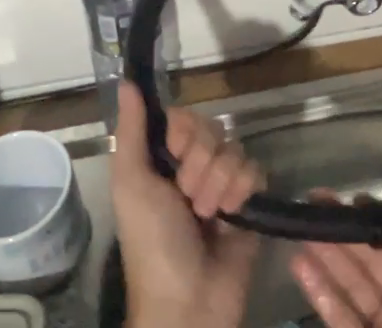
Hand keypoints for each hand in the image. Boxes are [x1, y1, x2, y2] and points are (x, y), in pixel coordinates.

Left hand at [111, 80, 264, 327]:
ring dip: (219, 183)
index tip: (176, 153)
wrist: (189, 300)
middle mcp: (194, 168)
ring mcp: (224, 185)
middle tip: (188, 196)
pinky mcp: (251, 202)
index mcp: (163, 162)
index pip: (185, 117)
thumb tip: (126, 80)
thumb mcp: (132, 185)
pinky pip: (256, 171)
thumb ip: (133, 132)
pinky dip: (242, 192)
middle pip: (212, 130)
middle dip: (201, 162)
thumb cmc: (152, 243)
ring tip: (207, 215)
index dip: (185, 131)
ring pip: (235, 150)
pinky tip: (231, 216)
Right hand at [289, 196, 381, 327]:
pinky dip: (320, 293)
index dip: (372, 220)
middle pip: (369, 262)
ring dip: (325, 258)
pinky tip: (300, 266)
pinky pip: (340, 318)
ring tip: (300, 227)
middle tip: (312, 202)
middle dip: (342, 233)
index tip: (347, 196)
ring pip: (350, 287)